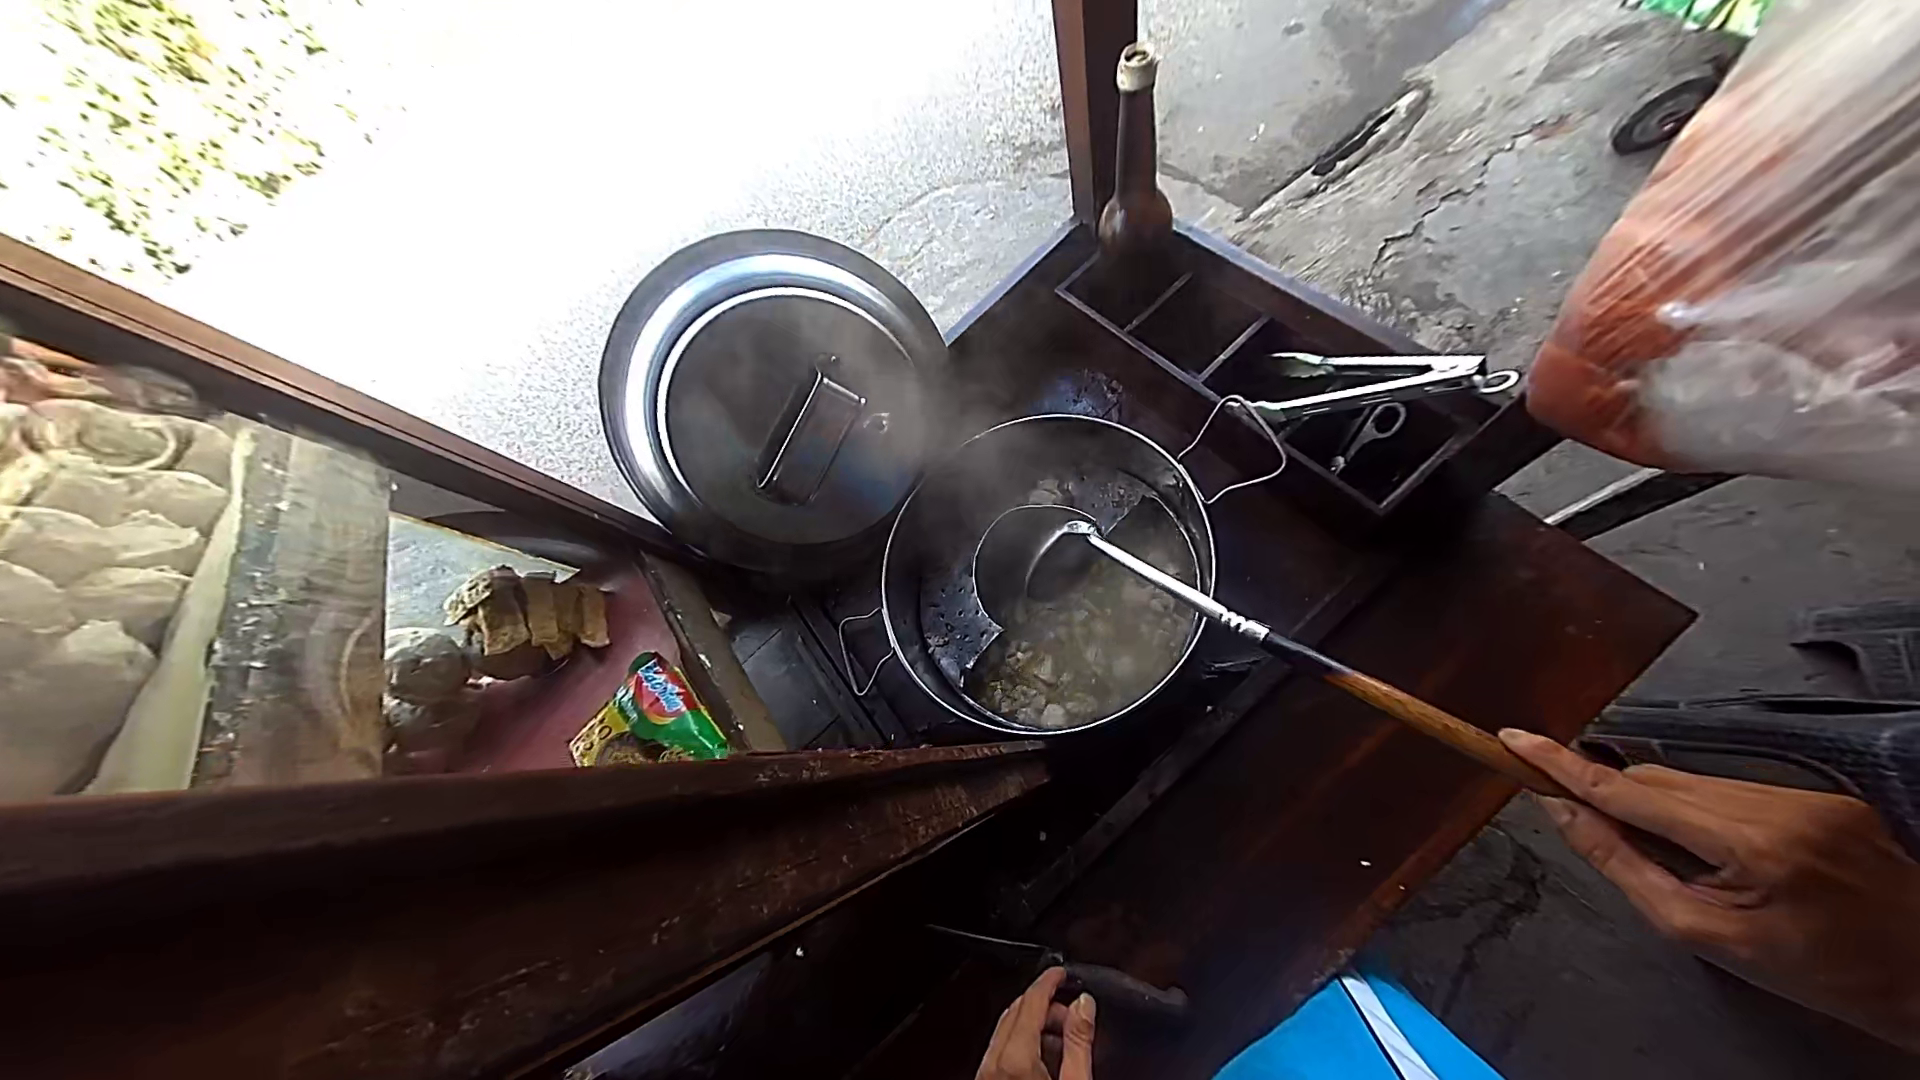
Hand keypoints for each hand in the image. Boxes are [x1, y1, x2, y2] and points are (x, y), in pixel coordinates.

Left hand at [976, 967, 1096, 1079]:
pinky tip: (1045, 1059)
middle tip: (1070, 1011)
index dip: (1048, 981)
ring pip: (1006, 1031)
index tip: (1061, 973)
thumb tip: (1084, 1004)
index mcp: (1015, 1058)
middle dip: (1044, 1004)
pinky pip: (1000, 1053)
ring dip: (1033, 1025)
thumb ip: (1079, 1042)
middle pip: (1016, 1012)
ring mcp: (984, 1076)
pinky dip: (1021, 1045)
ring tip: (1063, 1039)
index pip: (1031, 1000)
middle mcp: (993, 1064)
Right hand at [1500, 728, 1919, 1049]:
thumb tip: (1558, 807)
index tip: (1513, 738)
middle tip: (1621, 839)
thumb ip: (1615, 860)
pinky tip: (1731, 849)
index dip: (1558, 763)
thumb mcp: (1695, 929)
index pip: (1622, 789)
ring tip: (1693, 856)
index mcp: (1746, 846)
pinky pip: (1725, 786)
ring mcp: (1806, 799)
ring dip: (1661, 805)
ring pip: (1684, 779)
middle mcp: (1777, 808)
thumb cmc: (1813, 971)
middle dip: (1620, 799)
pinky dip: (1703, 808)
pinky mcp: (1824, 797)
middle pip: (1650, 778)